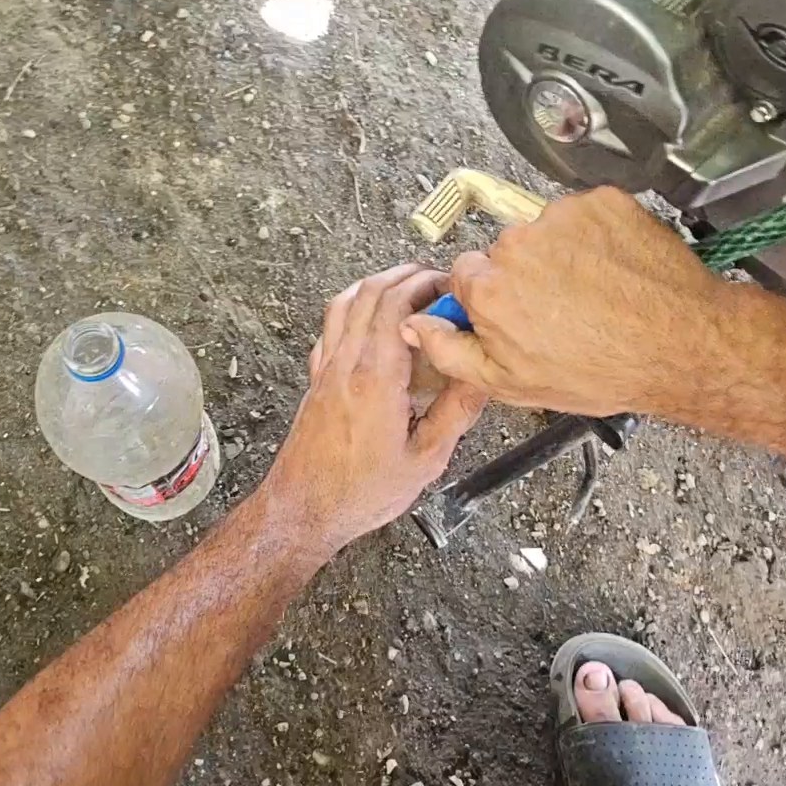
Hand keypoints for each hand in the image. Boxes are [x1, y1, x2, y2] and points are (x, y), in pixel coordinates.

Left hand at [261, 264, 488, 557]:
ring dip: (378, 284)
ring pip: (345, 302)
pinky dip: (352, 307)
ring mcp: (327, 368)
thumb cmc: (360, 492)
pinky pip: (330, 326)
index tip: (454, 288)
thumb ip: (455, 411)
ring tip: (408, 287)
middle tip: (439, 282)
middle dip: (408, 276)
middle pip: (371, 292)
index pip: (397, 304)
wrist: (303, 508)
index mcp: (377, 377)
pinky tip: (369, 320)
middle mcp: (347, 362)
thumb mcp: (425, 459)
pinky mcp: (317, 379)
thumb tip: (482, 375)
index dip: (427, 283)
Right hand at [400, 187, 747, 417]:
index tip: (517, 312)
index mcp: (488, 287)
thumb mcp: (511, 383)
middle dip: (524, 275)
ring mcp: (561, 218)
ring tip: (593, 291)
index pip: (466, 275)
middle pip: (504, 252)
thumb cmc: (602, 368)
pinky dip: (593, 236)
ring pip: (543, 231)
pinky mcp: (600, 202)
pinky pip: (582, 214)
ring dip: (559, 254)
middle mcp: (517, 245)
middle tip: (561, 308)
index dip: (492, 298)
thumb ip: (450, 350)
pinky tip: (612, 270)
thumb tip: (415, 326)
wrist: (682, 343)